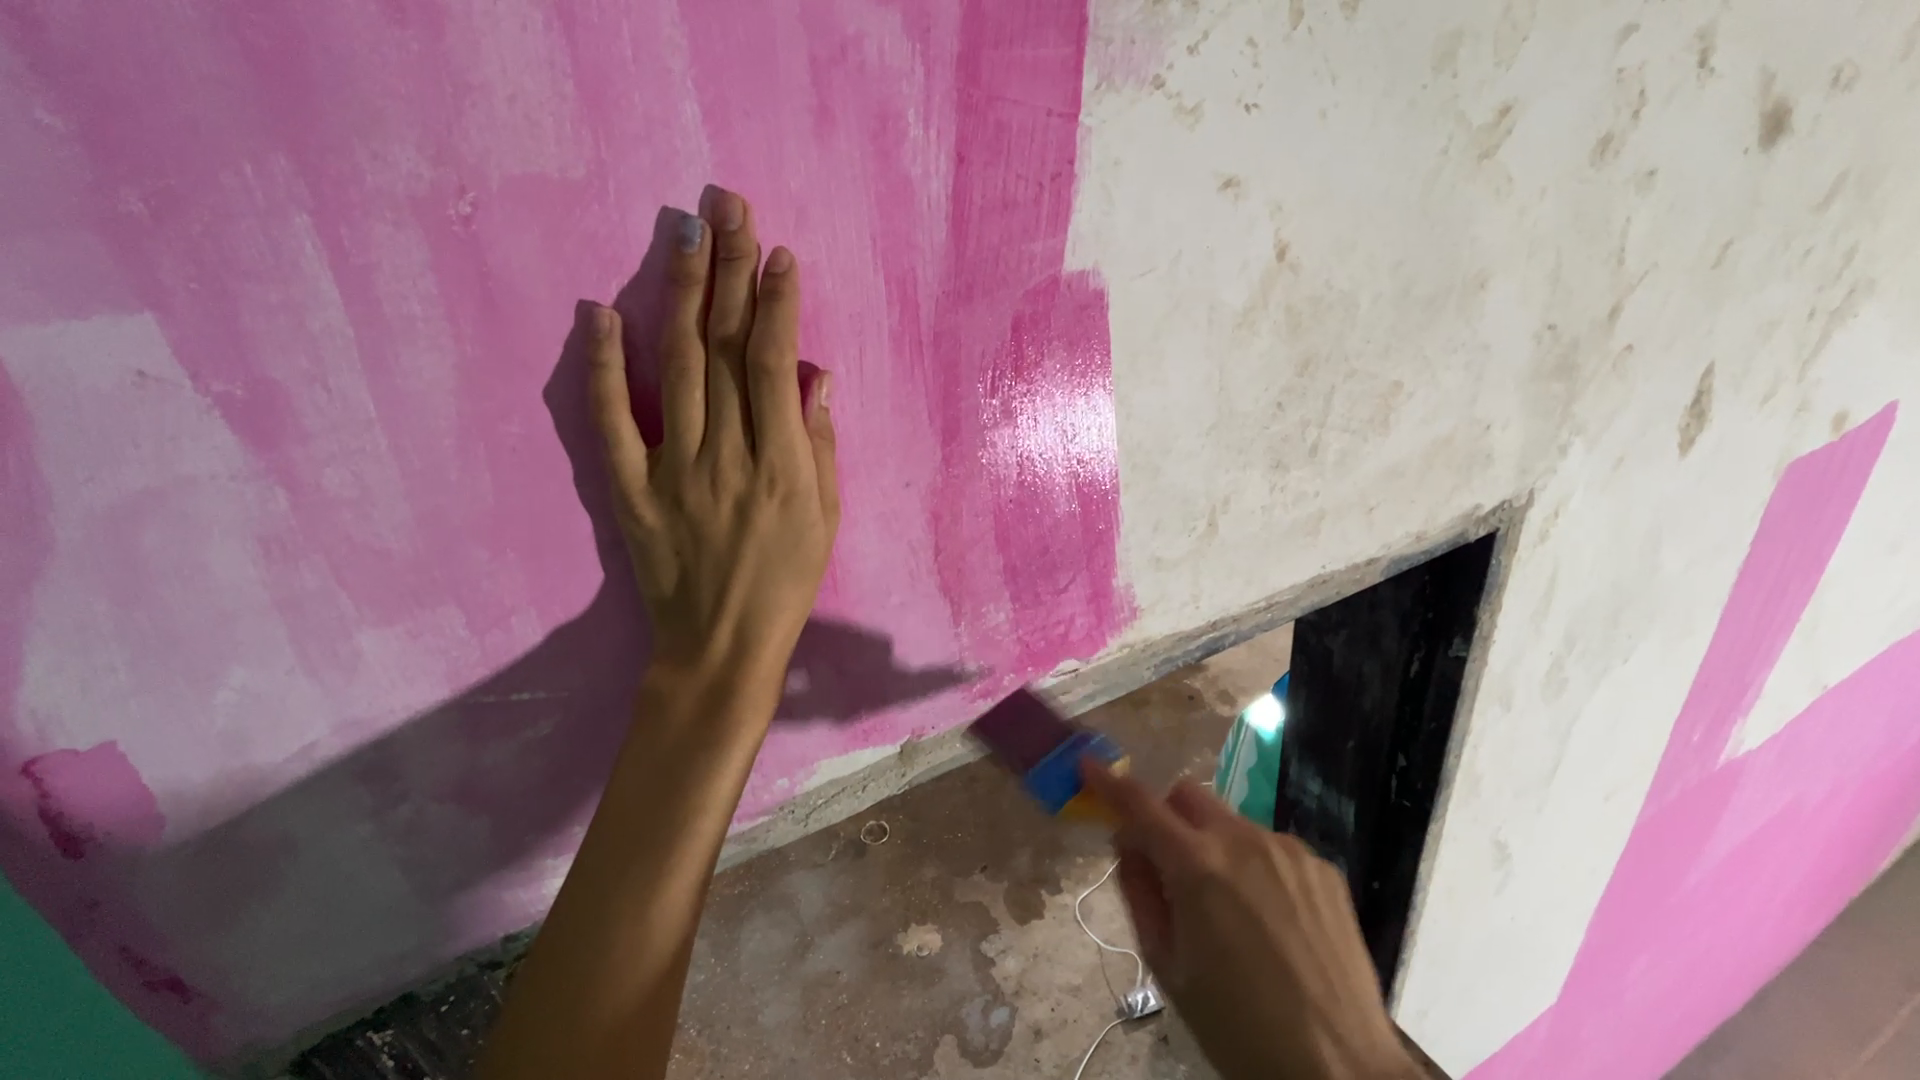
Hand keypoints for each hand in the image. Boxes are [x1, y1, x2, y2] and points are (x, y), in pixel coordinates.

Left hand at [581, 189, 838, 681]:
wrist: (720, 646)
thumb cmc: (786, 582)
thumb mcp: (827, 519)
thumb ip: (819, 445)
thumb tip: (815, 375)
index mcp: (783, 465)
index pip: (777, 366)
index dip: (778, 305)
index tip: (778, 253)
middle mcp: (727, 456)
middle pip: (727, 349)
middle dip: (729, 271)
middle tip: (726, 205)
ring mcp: (673, 471)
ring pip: (677, 367)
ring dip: (681, 294)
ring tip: (685, 232)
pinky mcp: (630, 490)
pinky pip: (612, 421)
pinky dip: (604, 366)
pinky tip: (601, 312)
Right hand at [1080, 763, 1421, 1079]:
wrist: (1338, 1066)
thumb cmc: (1236, 1025)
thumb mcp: (1167, 966)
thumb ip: (1140, 893)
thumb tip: (1129, 846)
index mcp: (1196, 865)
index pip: (1139, 806)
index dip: (1107, 783)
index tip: (1088, 767)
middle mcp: (1243, 840)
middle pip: (1187, 795)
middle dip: (1165, 816)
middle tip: (1164, 863)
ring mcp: (1289, 850)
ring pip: (1231, 821)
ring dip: (1212, 844)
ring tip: (1227, 909)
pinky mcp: (1323, 869)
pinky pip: (1271, 847)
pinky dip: (1253, 865)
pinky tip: (1268, 920)